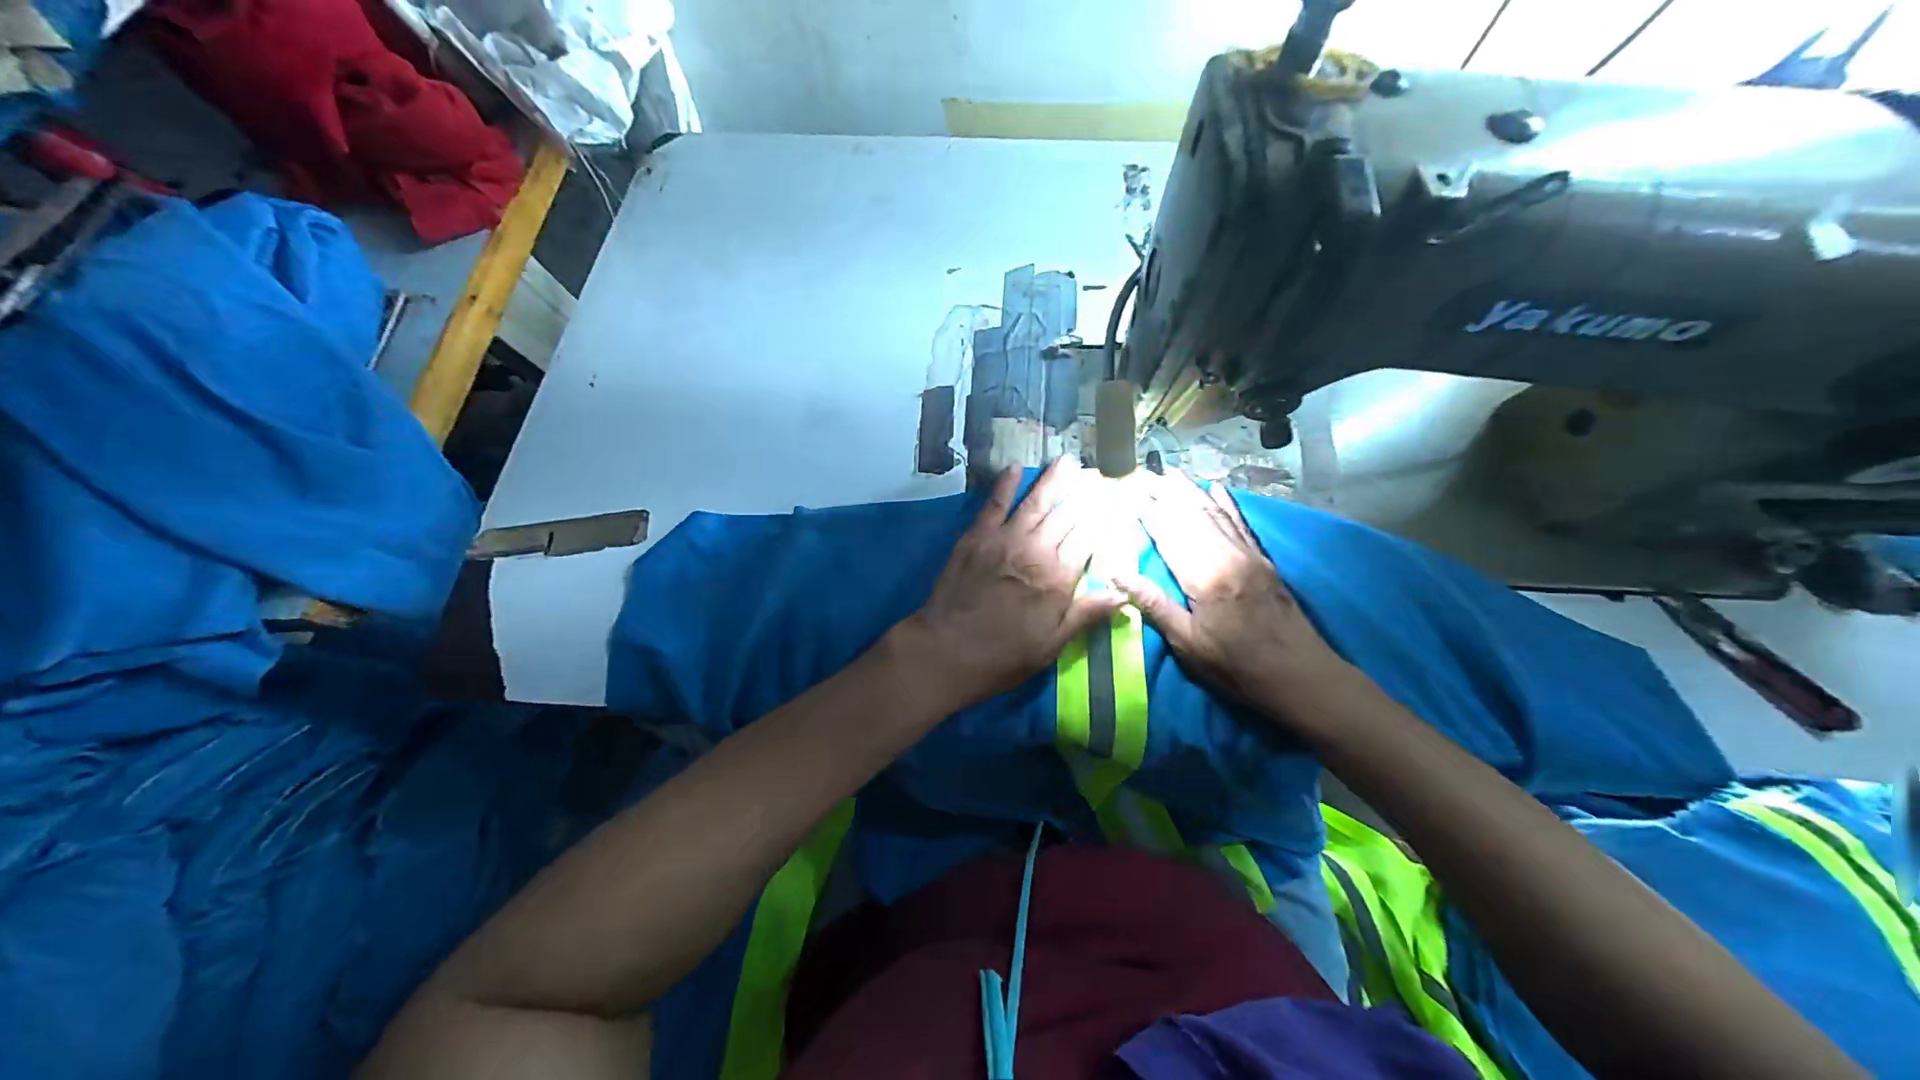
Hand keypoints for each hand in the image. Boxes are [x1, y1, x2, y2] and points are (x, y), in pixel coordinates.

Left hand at [896, 459, 1124, 709]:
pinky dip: (1005, 484)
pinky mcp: (976, 537)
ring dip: (1053, 480)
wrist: (947, 650)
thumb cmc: (1004, 656)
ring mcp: (1004, 539)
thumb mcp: (1052, 644)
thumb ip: (1086, 614)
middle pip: (1067, 515)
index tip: (1117, 503)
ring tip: (1068, 461)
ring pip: (1035, 502)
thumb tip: (1123, 594)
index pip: (1089, 539)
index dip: (1104, 520)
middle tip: (1098, 476)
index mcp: (1058, 577)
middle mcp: (1036, 550)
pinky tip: (1015, 468)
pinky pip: (994, 504)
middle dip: (1085, 494)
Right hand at [1112, 471, 1348, 716]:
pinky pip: (1240, 524)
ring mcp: (1249, 555)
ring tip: (1170, 473)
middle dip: (1167, 493)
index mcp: (1205, 576)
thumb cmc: (1236, 667)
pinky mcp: (1263, 561)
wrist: (1301, 677)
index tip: (1128, 490)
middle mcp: (1228, 556)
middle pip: (1192, 515)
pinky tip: (1216, 488)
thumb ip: (1154, 605)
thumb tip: (1117, 573)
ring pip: (1215, 514)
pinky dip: (1227, 504)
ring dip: (1191, 492)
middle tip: (1144, 472)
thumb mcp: (1188, 644)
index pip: (1169, 533)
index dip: (1148, 511)